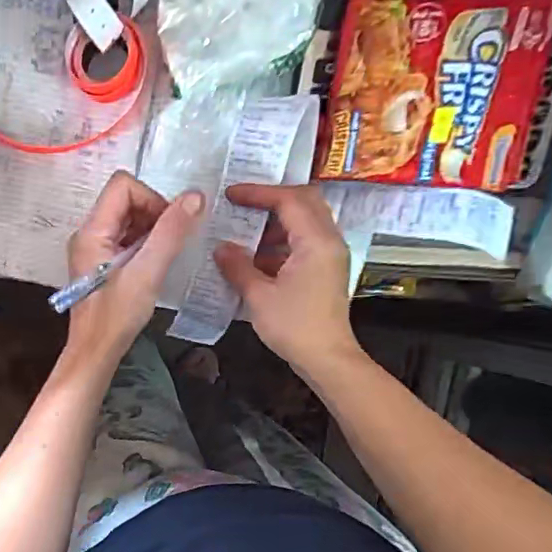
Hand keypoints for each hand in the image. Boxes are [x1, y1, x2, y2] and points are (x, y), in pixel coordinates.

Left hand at [64, 171, 204, 365]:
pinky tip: (155, 266)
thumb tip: (195, 197)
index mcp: (92, 231)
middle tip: (169, 244)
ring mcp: (94, 250)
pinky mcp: (102, 265)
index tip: (169, 227)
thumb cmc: (115, 317)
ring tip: (163, 258)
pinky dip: (145, 245)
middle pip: (126, 200)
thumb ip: (170, 233)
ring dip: (152, 231)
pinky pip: (127, 240)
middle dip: (154, 214)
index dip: (152, 198)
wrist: (95, 354)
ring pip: (129, 220)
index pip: (123, 186)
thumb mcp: (147, 273)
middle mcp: (89, 234)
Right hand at [213, 183, 362, 375]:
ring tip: (245, 232)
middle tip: (243, 205)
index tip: (232, 194)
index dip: (259, 193)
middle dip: (272, 200)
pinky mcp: (326, 270)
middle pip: (305, 202)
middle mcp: (329, 241)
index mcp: (316, 241)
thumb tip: (221, 248)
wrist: (326, 358)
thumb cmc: (294, 327)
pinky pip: (304, 242)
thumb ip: (238, 267)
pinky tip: (256, 257)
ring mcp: (330, 256)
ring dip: (275, 223)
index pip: (289, 200)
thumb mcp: (259, 296)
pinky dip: (281, 242)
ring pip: (305, 222)